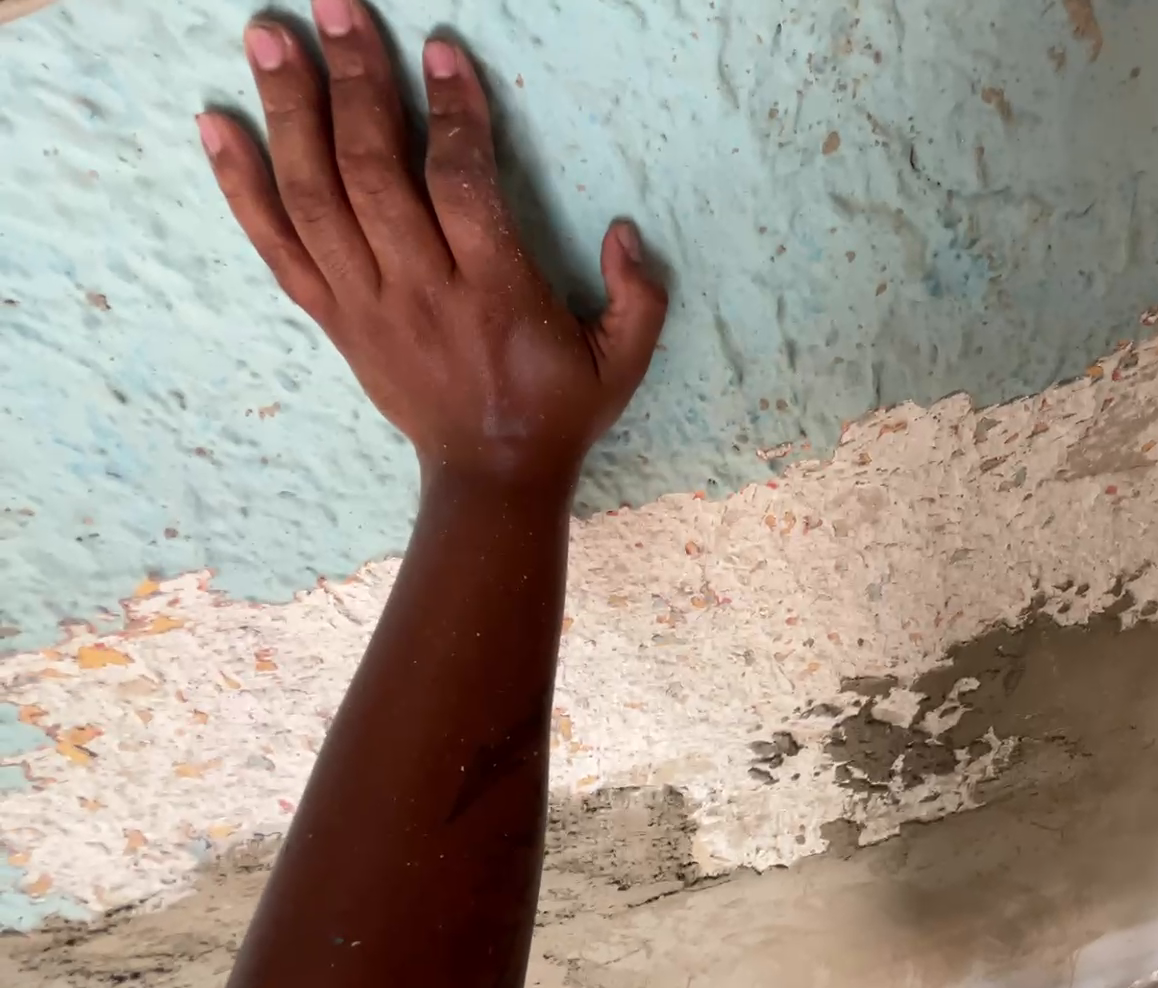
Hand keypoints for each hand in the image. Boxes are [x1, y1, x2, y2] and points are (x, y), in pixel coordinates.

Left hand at [196, 0, 666, 486]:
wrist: (495, 471)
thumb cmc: (564, 410)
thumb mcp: (626, 361)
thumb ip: (639, 298)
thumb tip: (623, 232)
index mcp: (500, 295)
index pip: (463, 187)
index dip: (454, 116)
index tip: (443, 54)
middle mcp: (425, 290)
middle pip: (376, 173)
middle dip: (358, 84)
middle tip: (340, 10)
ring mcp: (370, 304)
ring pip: (316, 197)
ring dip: (291, 111)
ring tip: (274, 37)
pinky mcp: (337, 319)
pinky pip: (277, 247)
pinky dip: (241, 184)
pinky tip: (217, 123)